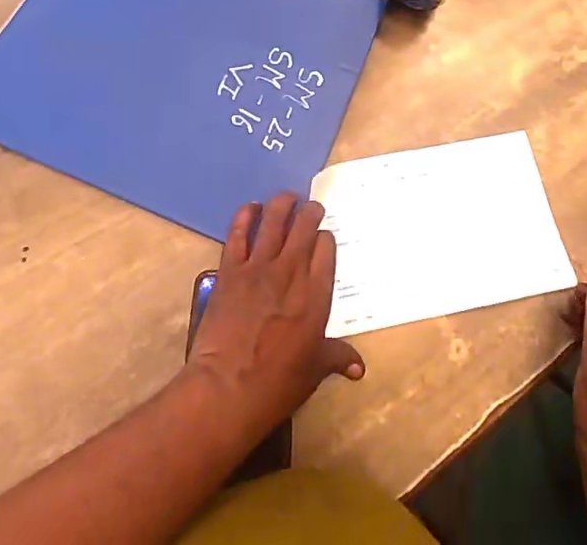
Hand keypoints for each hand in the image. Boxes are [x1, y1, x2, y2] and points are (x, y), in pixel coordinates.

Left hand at [186, 194, 364, 441]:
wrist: (227, 388)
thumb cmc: (277, 383)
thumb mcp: (314, 371)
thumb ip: (337, 358)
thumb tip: (359, 367)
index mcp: (316, 294)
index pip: (326, 249)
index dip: (326, 239)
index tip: (324, 239)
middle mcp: (291, 271)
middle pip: (304, 226)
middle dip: (311, 212)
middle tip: (312, 208)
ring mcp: (259, 267)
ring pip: (274, 221)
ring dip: (283, 204)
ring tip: (288, 198)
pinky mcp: (230, 270)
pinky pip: (239, 234)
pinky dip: (245, 216)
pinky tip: (251, 208)